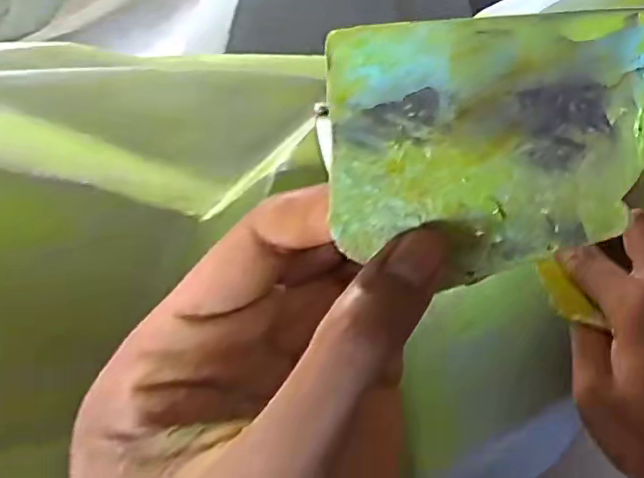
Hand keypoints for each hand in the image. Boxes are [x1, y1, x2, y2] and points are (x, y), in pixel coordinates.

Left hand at [71, 187, 447, 477]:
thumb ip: (348, 348)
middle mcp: (239, 334)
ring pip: (356, 270)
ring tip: (465, 212)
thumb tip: (426, 238)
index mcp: (178, 348)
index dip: (327, 210)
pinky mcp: (349, 371)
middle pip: (312, 248)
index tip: (402, 192)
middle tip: (447, 194)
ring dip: (409, 242)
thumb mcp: (281, 462)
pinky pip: (388, 307)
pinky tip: (464, 255)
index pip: (257, 244)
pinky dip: (425, 279)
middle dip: (378, 219)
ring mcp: (298, 350)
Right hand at [561, 212, 643, 477]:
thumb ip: (581, 336)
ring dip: (635, 241)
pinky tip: (642, 294)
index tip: (555, 248)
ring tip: (612, 263)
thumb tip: (576, 300)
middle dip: (609, 227)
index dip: (570, 253)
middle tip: (587, 241)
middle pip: (637, 226)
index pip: (593, 260)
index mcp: (636, 303)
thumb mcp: (594, 395)